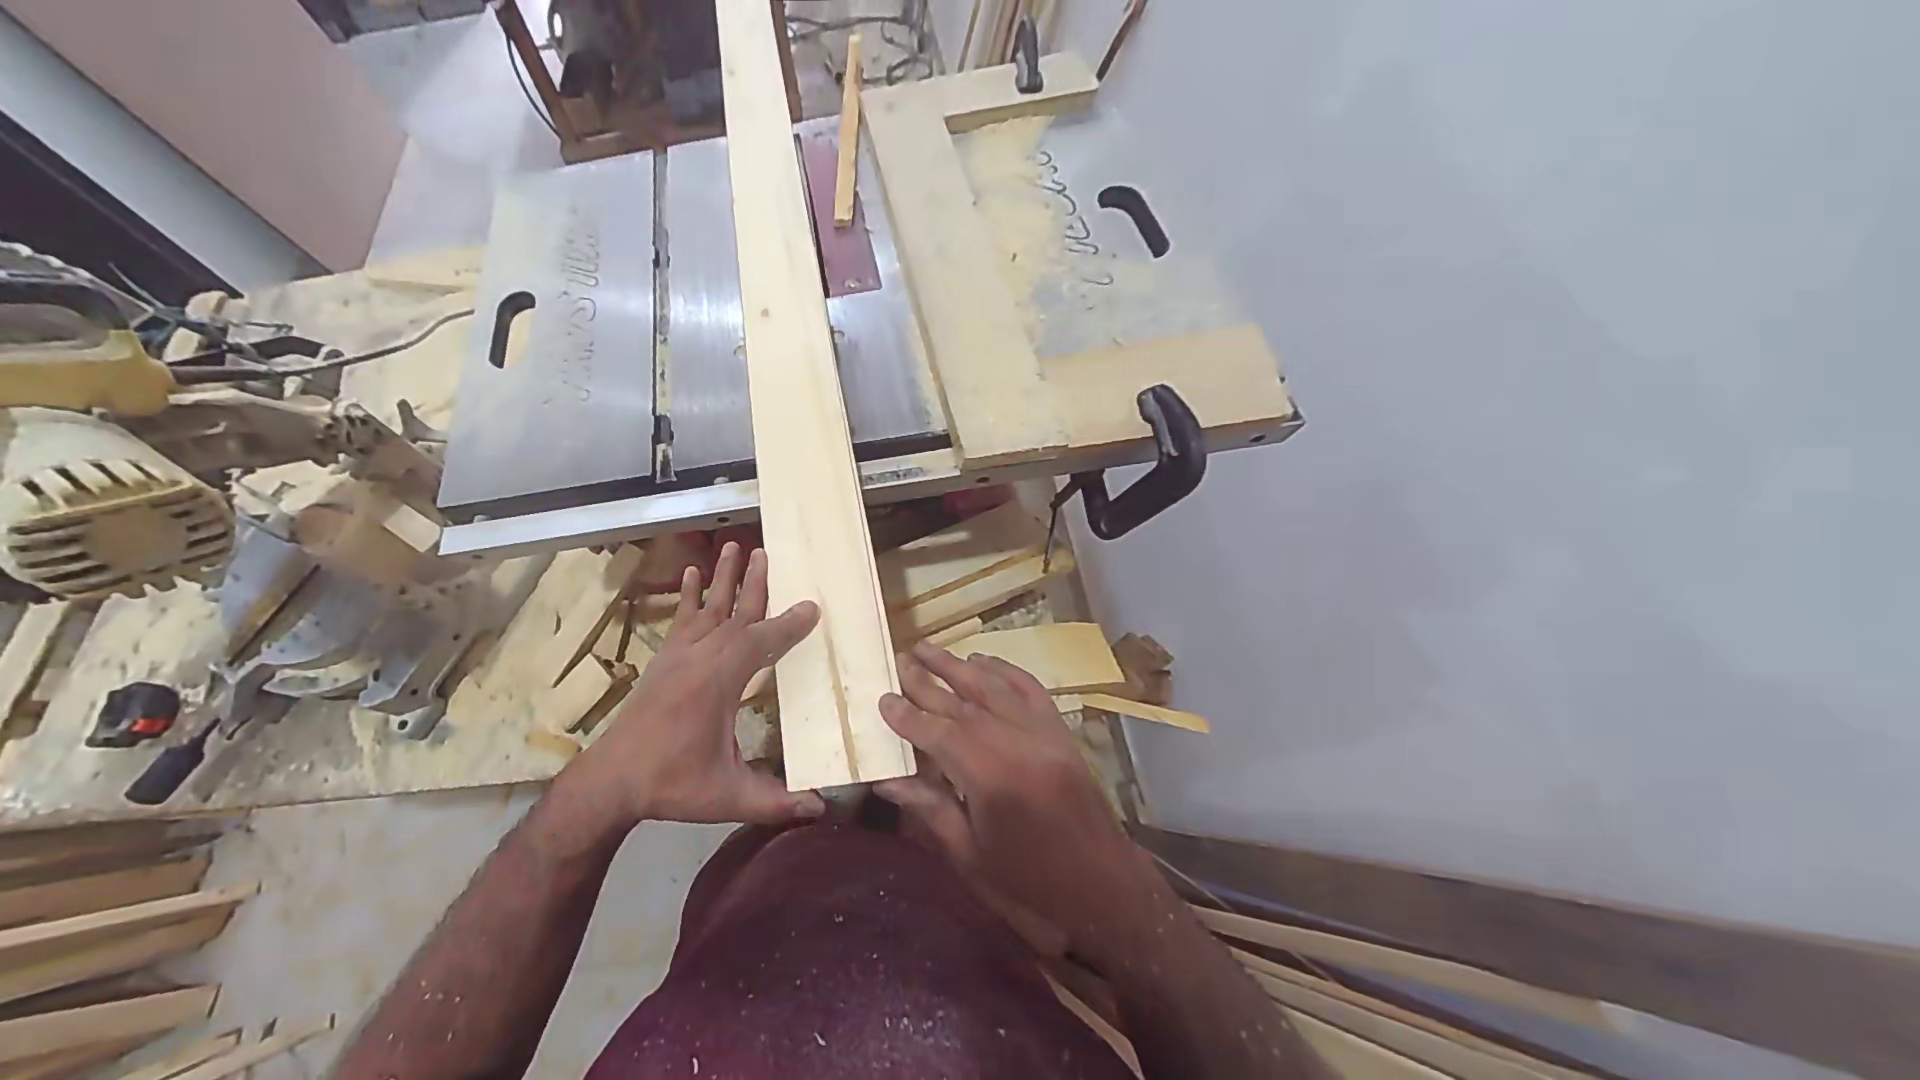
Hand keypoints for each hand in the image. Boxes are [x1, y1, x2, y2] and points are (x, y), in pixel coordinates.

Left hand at [556, 542, 824, 828]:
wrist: (610, 782)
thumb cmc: (672, 785)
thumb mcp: (726, 797)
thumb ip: (775, 802)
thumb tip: (822, 807)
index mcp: (719, 683)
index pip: (762, 643)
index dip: (789, 625)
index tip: (812, 607)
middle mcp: (700, 659)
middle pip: (736, 613)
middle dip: (756, 583)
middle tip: (769, 552)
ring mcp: (679, 656)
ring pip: (709, 607)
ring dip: (724, 578)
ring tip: (735, 546)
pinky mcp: (664, 660)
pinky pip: (681, 618)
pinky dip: (689, 594)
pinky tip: (691, 573)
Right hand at [876, 642, 1152, 960]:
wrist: (1103, 885)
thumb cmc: (1030, 883)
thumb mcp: (970, 856)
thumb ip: (930, 809)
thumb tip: (886, 780)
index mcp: (992, 778)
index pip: (940, 734)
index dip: (908, 716)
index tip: (882, 698)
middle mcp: (1019, 744)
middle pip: (963, 702)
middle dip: (927, 680)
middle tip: (899, 659)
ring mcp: (1045, 733)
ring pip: (995, 687)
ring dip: (959, 666)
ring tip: (929, 648)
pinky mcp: (1062, 732)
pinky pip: (1030, 689)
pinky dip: (1004, 670)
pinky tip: (982, 660)